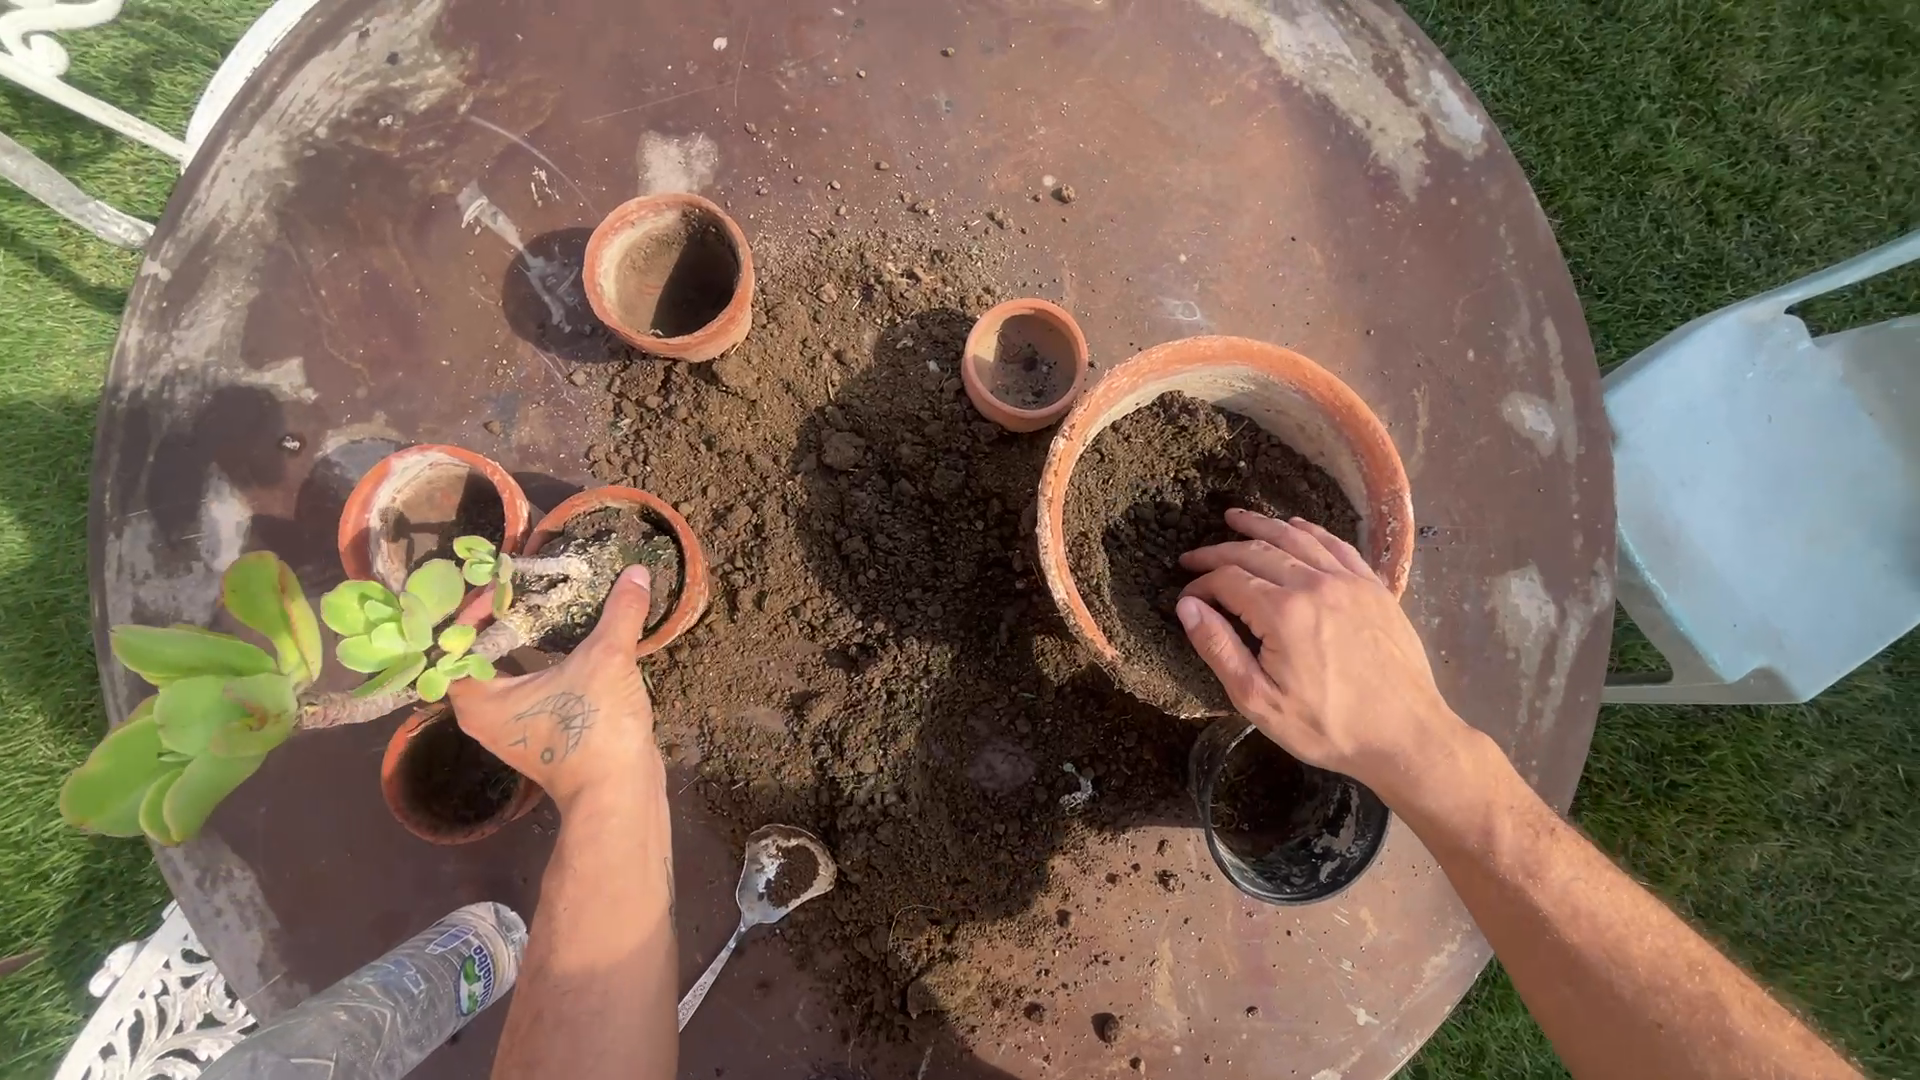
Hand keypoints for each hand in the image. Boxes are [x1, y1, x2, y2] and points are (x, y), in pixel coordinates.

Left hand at [448, 564, 659, 813]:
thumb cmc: (593, 727)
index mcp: (479, 699)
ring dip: (526, 642)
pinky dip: (546, 663)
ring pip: (510, 674)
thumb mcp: (607, 660)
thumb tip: (637, 571)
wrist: (619, 790)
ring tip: (550, 608)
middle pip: (480, 657)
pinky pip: (534, 687)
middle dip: (501, 621)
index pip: (455, 643)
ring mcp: (515, 728)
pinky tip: (573, 643)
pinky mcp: (544, 734)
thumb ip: (620, 613)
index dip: (475, 608)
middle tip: (526, 588)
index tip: (506, 581)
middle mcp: (486, 715)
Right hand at [1175, 509, 1470, 803]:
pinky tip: (1293, 526)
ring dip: (1260, 525)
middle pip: (1257, 551)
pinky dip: (1308, 531)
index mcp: (1284, 613)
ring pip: (1295, 538)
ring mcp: (1349, 582)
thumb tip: (1187, 606)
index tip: (1185, 597)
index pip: (1228, 579)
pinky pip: (1335, 545)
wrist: (1407, 737)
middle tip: (1193, 556)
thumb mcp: (1258, 700)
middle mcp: (1315, 585)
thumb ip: (1218, 648)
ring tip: (1233, 518)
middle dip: (1219, 551)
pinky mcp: (1374, 587)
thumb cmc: (1327, 726)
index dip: (1200, 584)